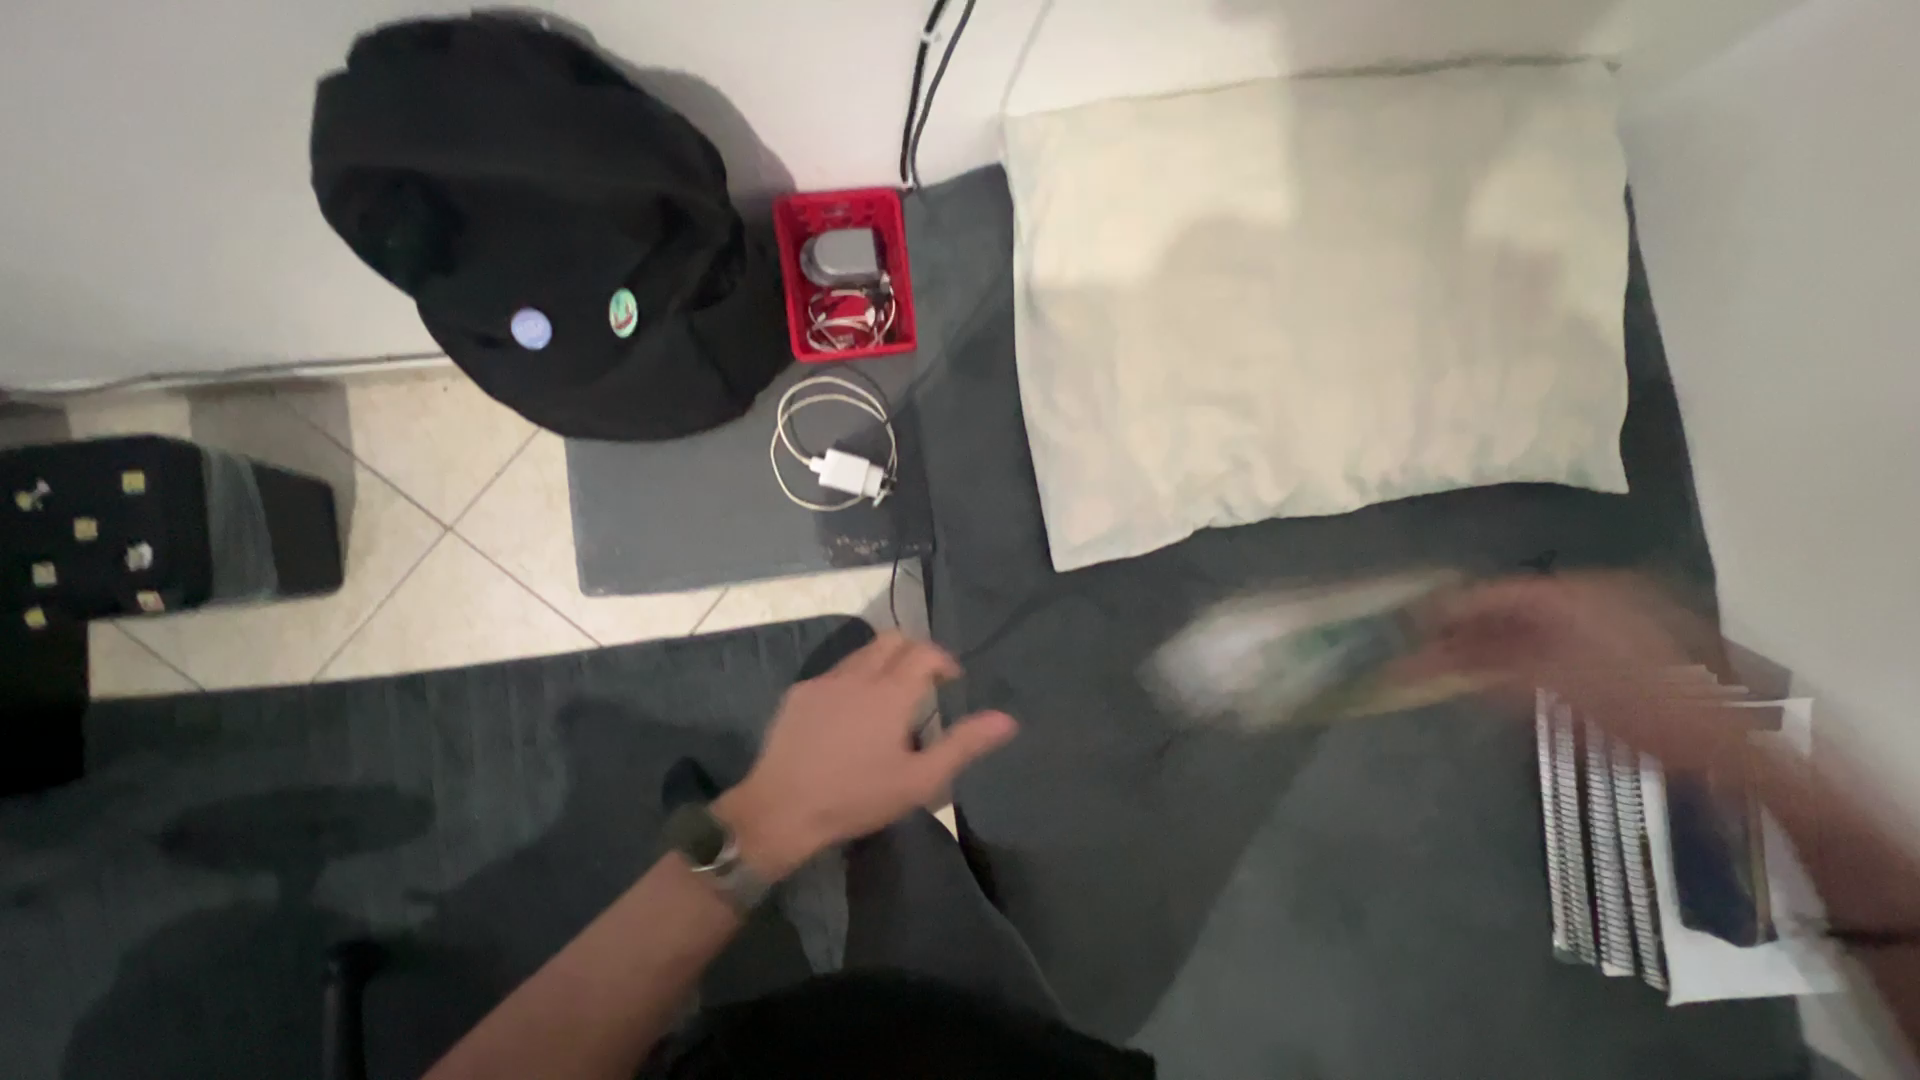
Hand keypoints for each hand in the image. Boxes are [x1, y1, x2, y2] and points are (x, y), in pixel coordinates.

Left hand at [713, 631, 1017, 879]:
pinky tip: (851, 715)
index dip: (944, 660)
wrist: (781, 810)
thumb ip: (964, 745)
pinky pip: (835, 673)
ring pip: (862, 653)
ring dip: (883, 664)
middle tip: (924, 683)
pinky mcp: (798, 694)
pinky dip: (853, 680)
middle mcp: (858, 675)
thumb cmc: (857, 797)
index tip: (952, 681)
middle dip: (914, 652)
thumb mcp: (920, 780)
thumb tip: (1007, 720)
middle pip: (892, 640)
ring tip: (889, 699)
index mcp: (891, 692)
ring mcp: (824, 681)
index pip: (925, 652)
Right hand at [1397, 573, 1740, 769]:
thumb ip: (1486, 666)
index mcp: (1577, 595)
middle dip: (1467, 630)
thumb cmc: (1641, 707)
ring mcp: (1614, 620)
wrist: (1731, 744)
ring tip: (1455, 667)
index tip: (1412, 626)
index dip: (1450, 609)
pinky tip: (1503, 676)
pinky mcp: (1626, 646)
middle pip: (1511, 608)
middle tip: (1427, 652)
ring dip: (1491, 645)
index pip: (1495, 593)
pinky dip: (1523, 654)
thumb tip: (1428, 658)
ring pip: (1532, 626)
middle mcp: (1593, 597)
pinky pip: (1555, 640)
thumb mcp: (1554, 684)